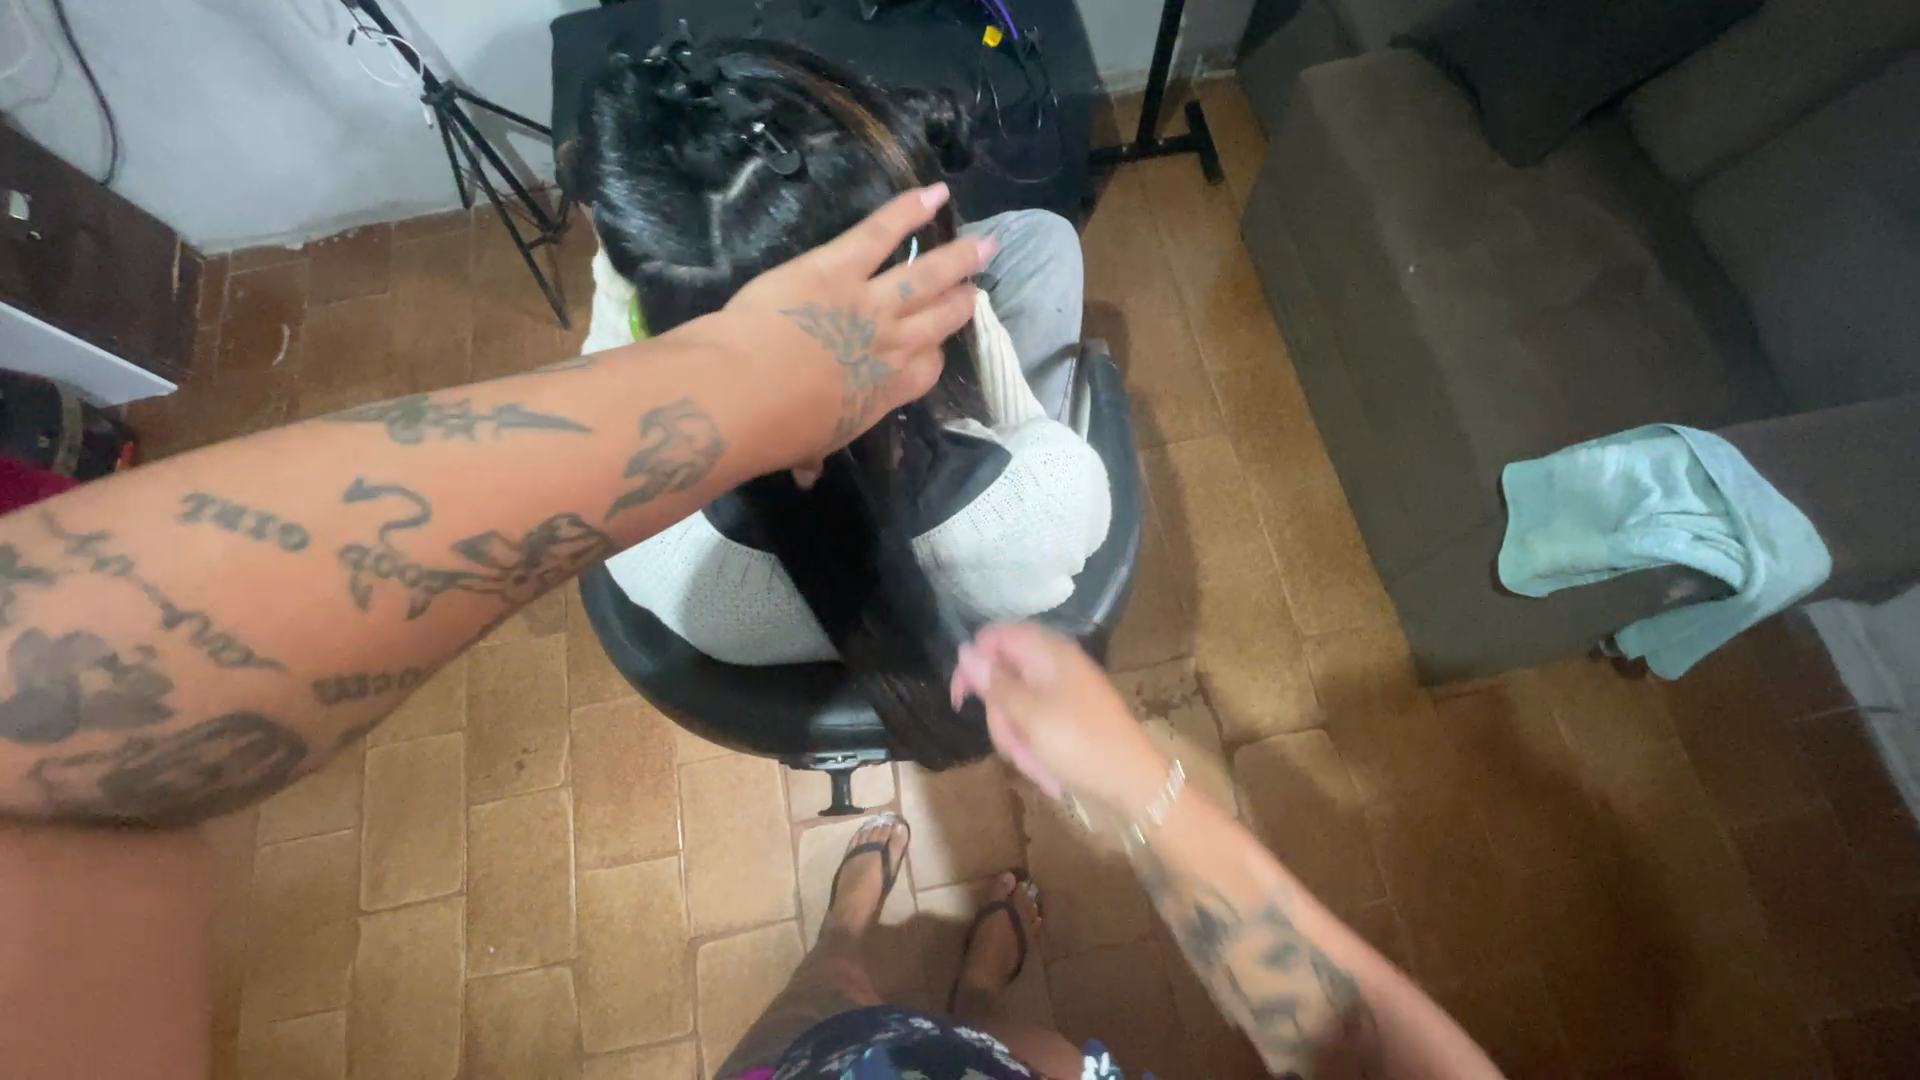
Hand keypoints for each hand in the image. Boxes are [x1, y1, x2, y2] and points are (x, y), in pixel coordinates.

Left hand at [719, 183, 994, 464]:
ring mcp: (870, 302)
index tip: (935, 346)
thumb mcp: (808, 449)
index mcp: (887, 392)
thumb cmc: (778, 432)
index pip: (928, 368)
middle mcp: (892, 345)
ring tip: (985, 243)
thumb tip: (808, 474)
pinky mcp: (839, 266)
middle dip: (962, 303)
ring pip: (926, 276)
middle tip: (975, 290)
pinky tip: (935, 193)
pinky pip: (881, 233)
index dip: (935, 353)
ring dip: (959, 258)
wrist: (745, 393)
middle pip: (941, 320)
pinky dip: (910, 211)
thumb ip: (814, 455)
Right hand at [951, 622, 1170, 820]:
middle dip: (1000, 714)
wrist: (1133, 785)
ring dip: (1016, 738)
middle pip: (1002, 676)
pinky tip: (1045, 770)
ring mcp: (1061, 693)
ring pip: (1014, 707)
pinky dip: (1032, 747)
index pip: (996, 637)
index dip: (974, 662)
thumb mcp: (1029, 715)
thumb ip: (994, 683)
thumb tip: (964, 649)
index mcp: (1048, 652)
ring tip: (1034, 763)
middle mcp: (1054, 666)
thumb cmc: (1081, 745)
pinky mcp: (1066, 718)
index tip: (963, 698)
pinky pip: (1033, 725)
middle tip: (1013, 742)